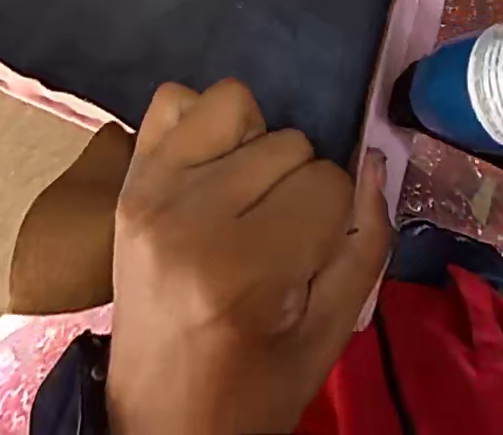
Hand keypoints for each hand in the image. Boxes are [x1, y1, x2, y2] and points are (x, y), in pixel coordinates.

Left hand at [108, 79, 392, 434]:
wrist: (158, 419)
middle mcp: (188, 217)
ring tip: (244, 195)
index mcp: (241, 270)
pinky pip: (173, 99)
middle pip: (289, 142)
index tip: (311, 254)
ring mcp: (149, 190)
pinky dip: (201, 123)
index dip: (335, 216)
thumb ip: (366, 238)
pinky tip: (210, 168)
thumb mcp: (330, 332)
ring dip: (257, 144)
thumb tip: (373, 157)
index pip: (328, 183)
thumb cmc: (252, 385)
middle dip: (300, 185)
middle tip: (278, 233)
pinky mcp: (129, 179)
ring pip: (238, 104)